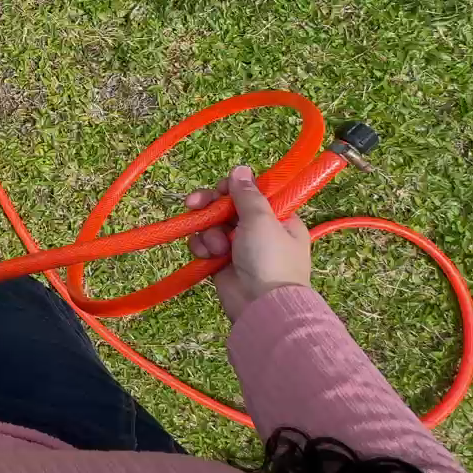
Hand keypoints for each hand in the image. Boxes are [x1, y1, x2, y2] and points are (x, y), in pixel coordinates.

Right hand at [185, 165, 310, 321]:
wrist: (261, 304)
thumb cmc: (269, 258)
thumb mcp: (261, 220)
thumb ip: (247, 194)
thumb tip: (241, 168)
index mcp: (278, 220)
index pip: (251, 194)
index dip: (233, 189)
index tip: (222, 189)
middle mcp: (259, 231)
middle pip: (226, 206)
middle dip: (209, 206)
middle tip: (194, 203)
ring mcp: (239, 246)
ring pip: (211, 224)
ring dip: (207, 231)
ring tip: (214, 246)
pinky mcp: (220, 260)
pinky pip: (203, 243)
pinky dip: (202, 247)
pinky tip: (208, 255)